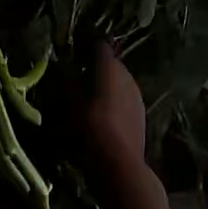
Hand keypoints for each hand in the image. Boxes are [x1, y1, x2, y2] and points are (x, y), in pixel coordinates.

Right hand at [81, 39, 149, 174]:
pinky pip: (126, 94)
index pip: (99, 45)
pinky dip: (117, 97)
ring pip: (120, 79)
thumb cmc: (94, 128)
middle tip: (81, 79)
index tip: (76, 56)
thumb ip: (70, 80)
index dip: (88, 48)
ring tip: (93, 98)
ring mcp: (136, 91)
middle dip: (97, 67)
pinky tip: (108, 113)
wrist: (122, 162)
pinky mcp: (141, 108)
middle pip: (110, 62)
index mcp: (109, 66)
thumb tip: (65, 64)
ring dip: (108, 83)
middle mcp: (126, 73)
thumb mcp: (74, 104)